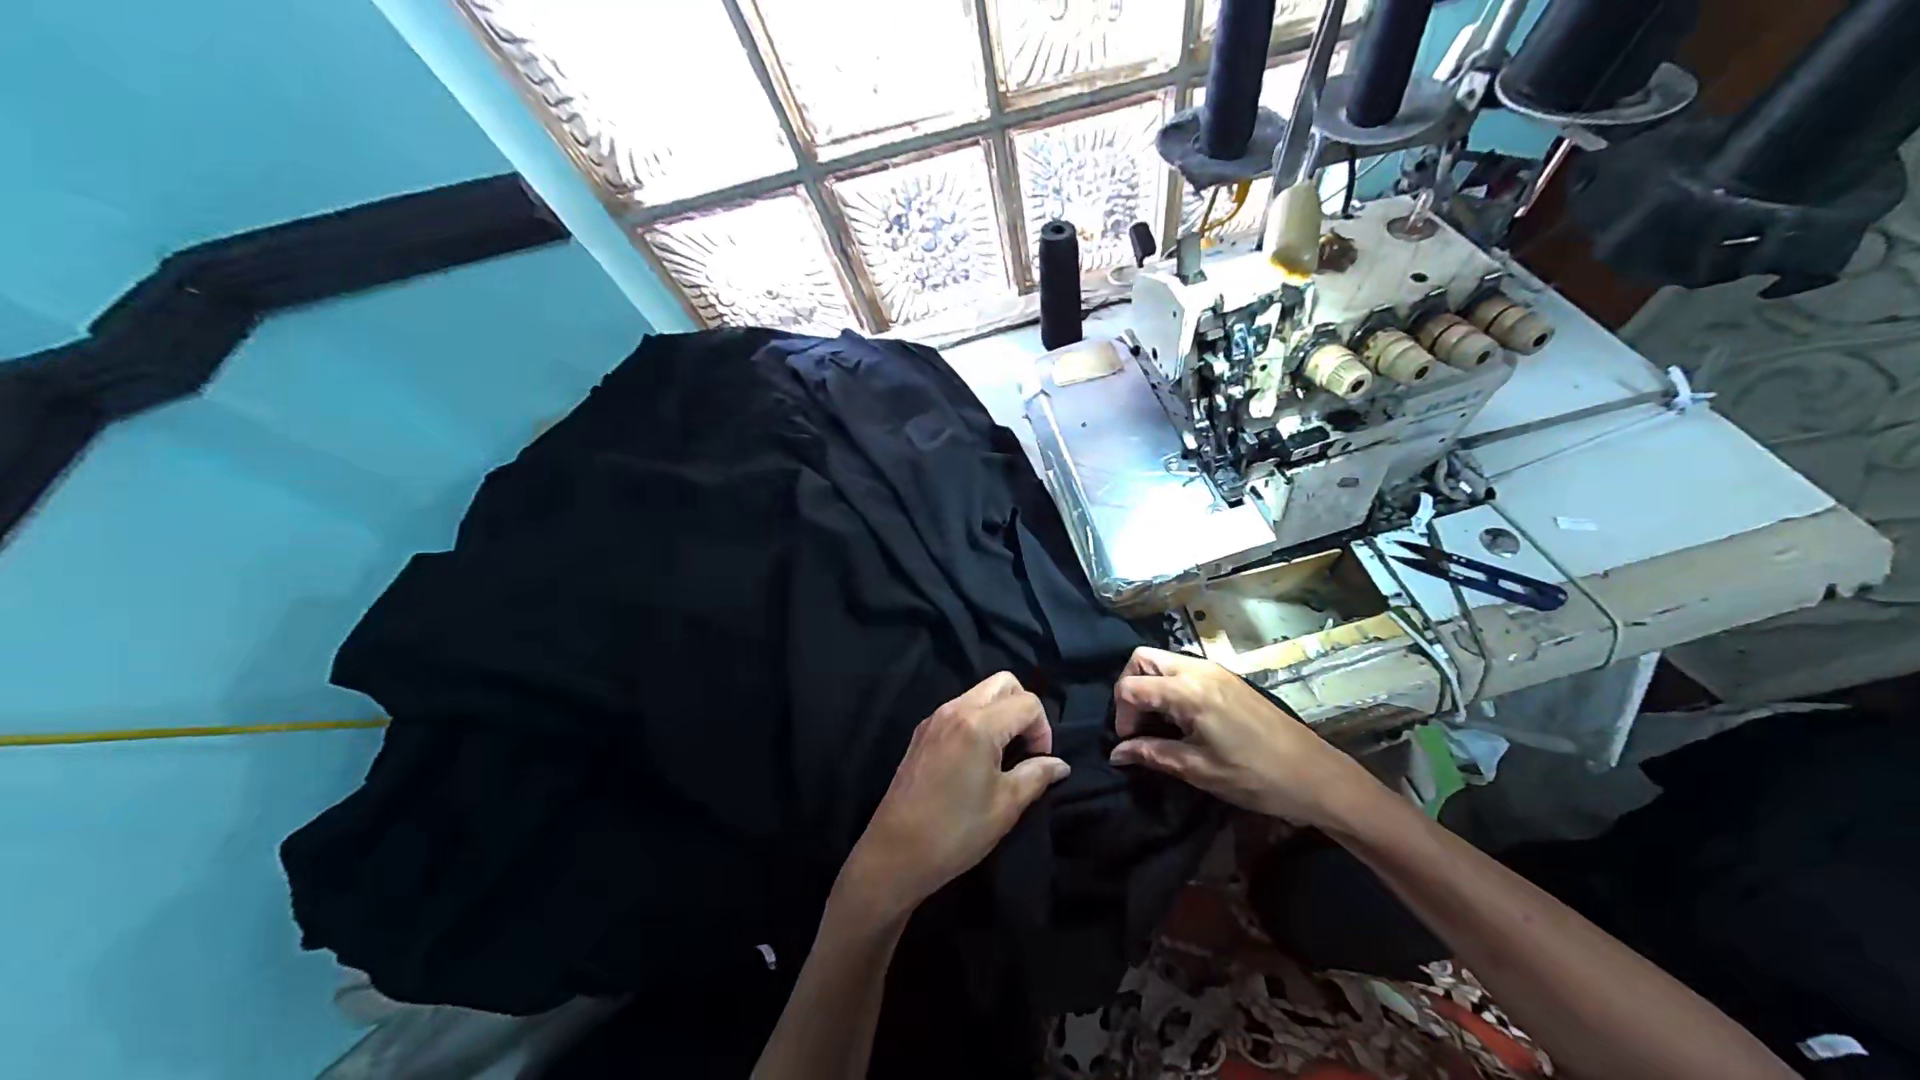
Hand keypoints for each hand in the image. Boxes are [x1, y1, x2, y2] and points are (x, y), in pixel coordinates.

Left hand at [837, 673, 1070, 921]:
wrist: (896, 853)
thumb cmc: (956, 831)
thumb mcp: (1006, 805)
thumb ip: (1037, 775)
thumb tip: (1059, 764)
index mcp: (978, 724)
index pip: (1027, 702)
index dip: (1044, 730)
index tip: (1041, 761)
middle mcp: (954, 709)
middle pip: (1002, 683)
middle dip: (1024, 707)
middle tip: (1026, 747)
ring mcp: (934, 719)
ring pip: (979, 693)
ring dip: (1001, 712)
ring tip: (1005, 753)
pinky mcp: (921, 733)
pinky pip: (959, 709)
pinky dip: (979, 720)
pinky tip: (979, 757)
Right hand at [1108, 647, 1376, 827]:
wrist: (1315, 776)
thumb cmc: (1254, 776)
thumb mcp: (1198, 769)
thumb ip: (1152, 754)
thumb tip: (1117, 753)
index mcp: (1189, 691)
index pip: (1132, 686)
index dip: (1121, 714)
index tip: (1128, 742)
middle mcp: (1199, 670)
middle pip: (1143, 659)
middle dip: (1129, 687)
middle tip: (1136, 724)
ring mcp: (1216, 671)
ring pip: (1164, 661)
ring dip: (1150, 686)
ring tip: (1157, 724)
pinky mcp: (1229, 680)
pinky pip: (1185, 670)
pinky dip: (1170, 686)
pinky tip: (1180, 720)